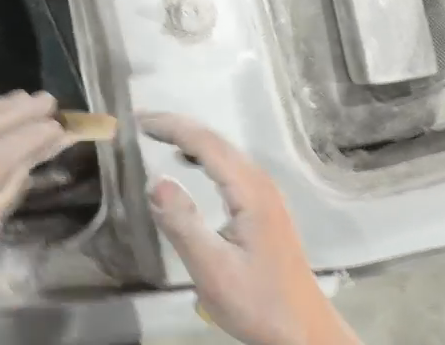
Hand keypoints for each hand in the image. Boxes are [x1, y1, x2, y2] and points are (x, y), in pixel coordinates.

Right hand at [141, 113, 360, 344]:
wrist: (305, 335)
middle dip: (178, 126)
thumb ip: (183, 224)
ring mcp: (266, 193)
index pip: (205, 142)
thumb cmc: (259, 303)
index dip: (171, 126)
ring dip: (191, 138)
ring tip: (158, 136)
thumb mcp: (213, 270)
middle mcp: (260, 181)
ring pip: (224, 151)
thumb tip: (154, 180)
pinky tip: (190, 163)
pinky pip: (229, 165)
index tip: (138, 120)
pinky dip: (204, 155)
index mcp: (249, 190)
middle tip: (141, 123)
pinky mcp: (265, 206)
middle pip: (216, 139)